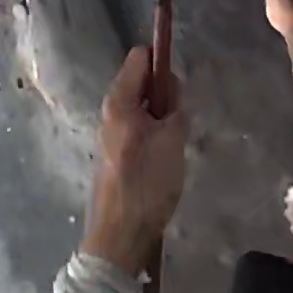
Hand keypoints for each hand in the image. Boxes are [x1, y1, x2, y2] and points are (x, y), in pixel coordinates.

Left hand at [81, 47, 187, 274]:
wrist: (121, 236)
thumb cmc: (146, 182)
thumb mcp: (172, 138)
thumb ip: (175, 105)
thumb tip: (173, 90)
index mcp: (119, 99)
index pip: (140, 56)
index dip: (162, 61)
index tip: (180, 83)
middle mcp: (112, 109)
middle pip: (142, 80)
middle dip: (165, 91)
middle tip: (181, 116)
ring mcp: (113, 130)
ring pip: (144, 104)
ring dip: (163, 113)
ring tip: (177, 138)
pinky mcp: (118, 150)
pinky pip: (140, 124)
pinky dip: (155, 129)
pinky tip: (167, 154)